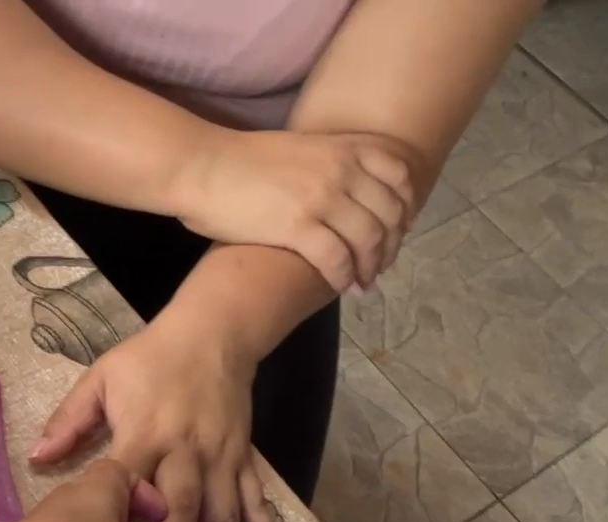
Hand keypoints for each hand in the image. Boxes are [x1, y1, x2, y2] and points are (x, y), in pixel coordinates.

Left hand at [31, 322, 282, 521]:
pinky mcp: (243, 457)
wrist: (213, 331)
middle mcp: (187, 451)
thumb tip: (36, 457)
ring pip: (224, 512)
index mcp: (146, 434)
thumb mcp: (99, 379)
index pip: (135, 484)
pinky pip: (256, 499)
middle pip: (184, 506)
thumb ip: (69, 420)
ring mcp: (220, 456)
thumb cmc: (148, 358)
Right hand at [173, 129, 415, 292]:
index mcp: (344, 149)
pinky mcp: (297, 227)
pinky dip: (344, 276)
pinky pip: (335, 257)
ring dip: (370, 266)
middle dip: (390, 245)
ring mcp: (322, 199)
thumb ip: (322, 162)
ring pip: (367, 238)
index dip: (404, 207)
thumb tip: (326, 183)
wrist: (203, 167)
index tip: (398, 229)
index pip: (398, 176)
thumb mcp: (295, 148)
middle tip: (381, 267)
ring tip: (364, 285)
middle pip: (387, 212)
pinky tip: (342, 288)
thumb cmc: (235, 161)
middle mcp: (342, 172)